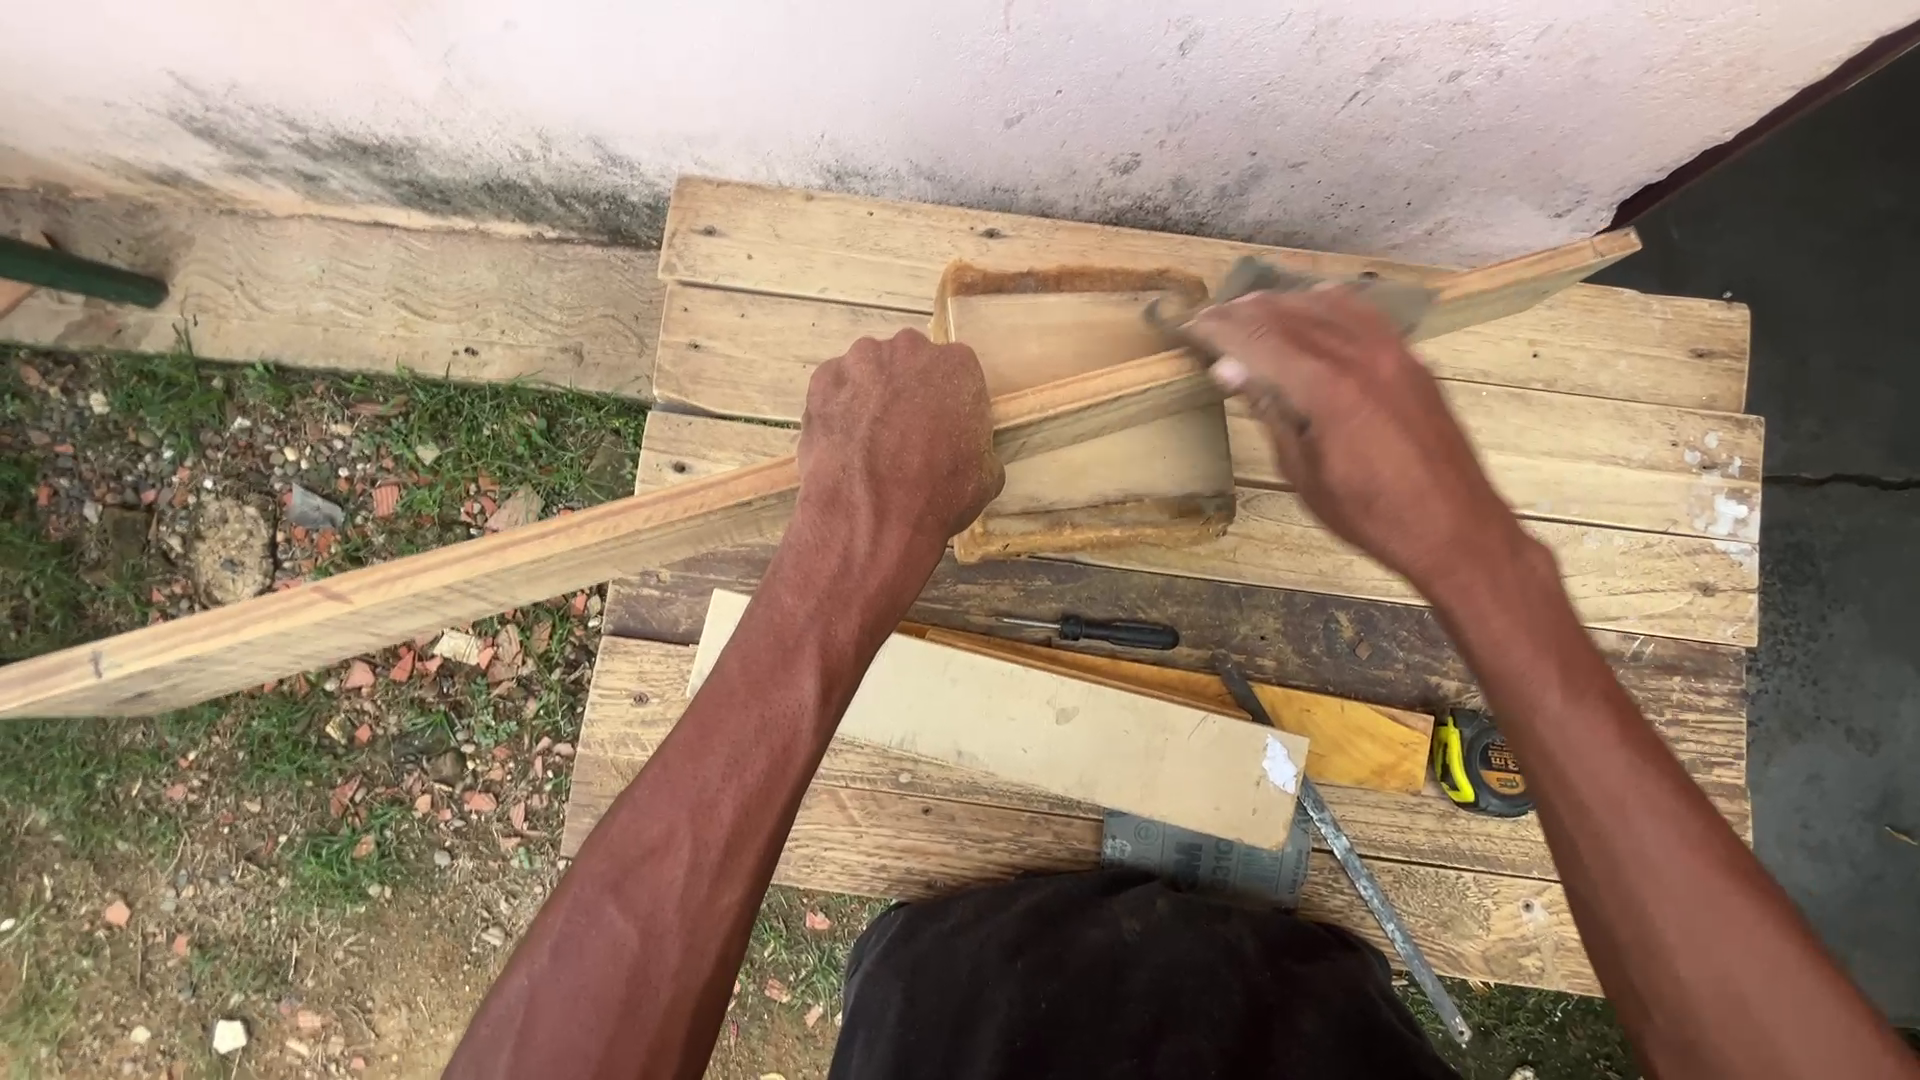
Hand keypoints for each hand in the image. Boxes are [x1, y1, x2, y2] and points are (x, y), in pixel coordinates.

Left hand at [796, 328, 1004, 547]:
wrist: (875, 512)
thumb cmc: (940, 493)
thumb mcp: (985, 474)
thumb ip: (977, 447)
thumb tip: (968, 454)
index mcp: (958, 364)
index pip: (957, 372)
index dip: (947, 402)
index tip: (941, 427)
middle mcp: (909, 350)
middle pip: (910, 362)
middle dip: (907, 390)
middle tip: (903, 432)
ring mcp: (861, 360)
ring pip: (869, 370)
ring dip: (871, 395)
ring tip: (869, 439)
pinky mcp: (823, 380)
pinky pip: (834, 388)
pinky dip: (837, 407)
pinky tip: (844, 441)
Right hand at [1188, 287, 1524, 596]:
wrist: (1453, 526)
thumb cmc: (1368, 514)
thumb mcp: (1301, 472)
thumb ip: (1270, 411)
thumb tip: (1230, 370)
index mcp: (1326, 389)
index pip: (1257, 338)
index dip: (1218, 329)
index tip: (1190, 329)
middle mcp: (1360, 355)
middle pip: (1286, 312)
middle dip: (1240, 312)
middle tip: (1208, 322)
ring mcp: (1391, 350)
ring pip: (1323, 302)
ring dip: (1279, 304)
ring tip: (1247, 315)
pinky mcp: (1409, 357)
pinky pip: (1360, 311)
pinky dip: (1323, 304)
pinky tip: (1307, 313)